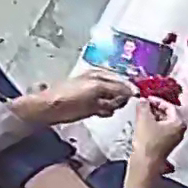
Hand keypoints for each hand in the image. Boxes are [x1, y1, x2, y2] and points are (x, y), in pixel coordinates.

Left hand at [11, 69, 133, 125]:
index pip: (124, 81)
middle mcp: (101, 83)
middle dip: (122, 99)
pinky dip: (107, 112)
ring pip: (116, 102)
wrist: (49, 109)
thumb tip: (134, 92)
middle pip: (122, 92)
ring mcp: (97, 96)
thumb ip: (117, 89)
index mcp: (101, 75)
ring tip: (106, 109)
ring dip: (114, 106)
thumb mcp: (97, 88)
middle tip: (117, 104)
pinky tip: (102, 113)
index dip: (131, 89)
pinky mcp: (93, 107)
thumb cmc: (70, 96)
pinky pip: (108, 109)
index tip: (138, 97)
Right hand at [130, 98, 185, 173]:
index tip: (147, 99)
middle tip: (144, 105)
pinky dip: (154, 124)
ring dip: (154, 116)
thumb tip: (143, 100)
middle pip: (168, 114)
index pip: (170, 107)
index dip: (157, 101)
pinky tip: (144, 124)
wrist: (145, 162)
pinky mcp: (166, 143)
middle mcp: (180, 130)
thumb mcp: (144, 120)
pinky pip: (162, 129)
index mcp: (179, 123)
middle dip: (155, 108)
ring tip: (142, 113)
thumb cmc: (148, 143)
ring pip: (164, 122)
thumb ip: (144, 107)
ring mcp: (174, 137)